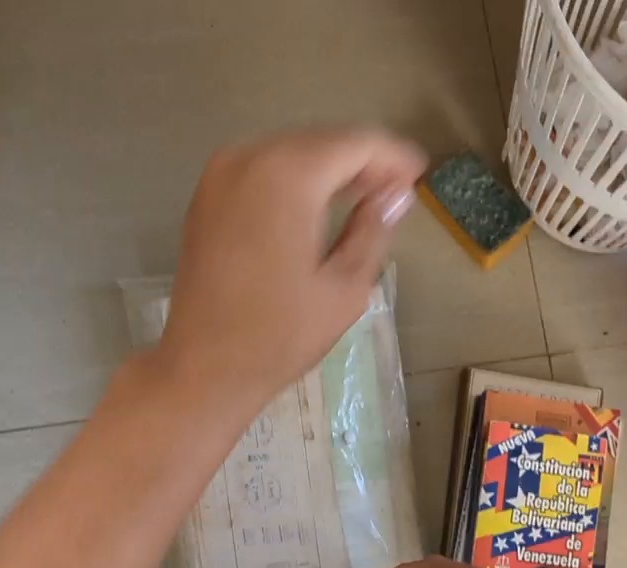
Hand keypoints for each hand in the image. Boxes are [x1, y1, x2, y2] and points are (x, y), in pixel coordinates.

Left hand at [152, 128, 426, 408]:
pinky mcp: (207, 196)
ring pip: (291, 153)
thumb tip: (396, 195)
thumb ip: (374, 230)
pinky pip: (263, 171)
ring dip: (330, 170)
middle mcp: (249, 158)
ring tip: (365, 200)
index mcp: (288, 177)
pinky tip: (318, 209)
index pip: (354, 144)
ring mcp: (221, 174)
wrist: (206, 366)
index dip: (392, 157)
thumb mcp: (345, 288)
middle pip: (320, 141)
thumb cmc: (282, 335)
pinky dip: (297, 181)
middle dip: (362, 161)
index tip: (419, 176)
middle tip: (397, 191)